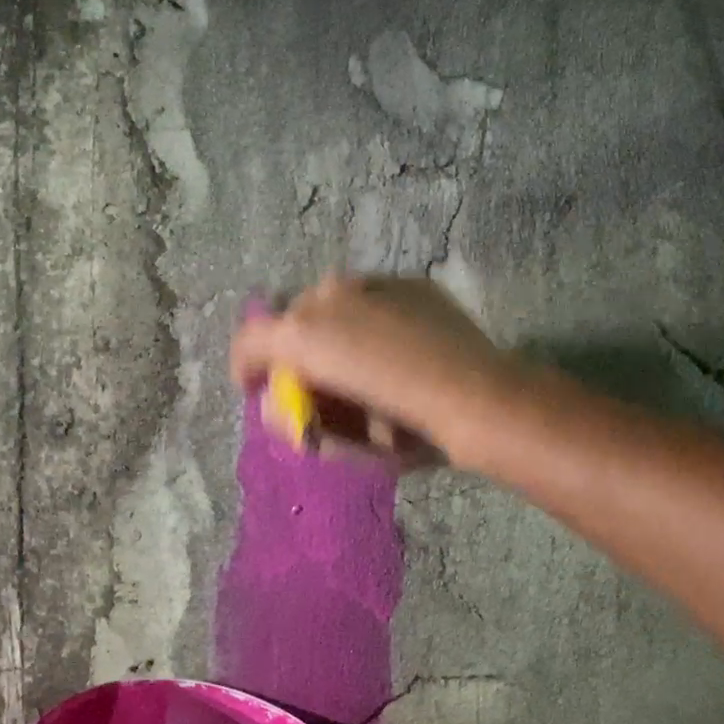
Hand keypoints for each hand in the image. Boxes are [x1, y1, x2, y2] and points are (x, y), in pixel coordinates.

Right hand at [231, 275, 518, 465]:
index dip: (245, 365)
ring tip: (358, 363)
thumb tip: (285, 409)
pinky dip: (374, 318)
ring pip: (333, 301)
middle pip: (294, 318)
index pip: (251, 341)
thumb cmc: (404, 430)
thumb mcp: (343, 440)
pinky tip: (398, 347)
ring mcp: (372, 282)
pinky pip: (376, 297)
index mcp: (302, 334)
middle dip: (296, 347)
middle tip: (315, 379)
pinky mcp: (412, 283)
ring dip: (333, 329)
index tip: (253, 385)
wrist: (477, 400)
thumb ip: (301, 421)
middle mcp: (329, 295)